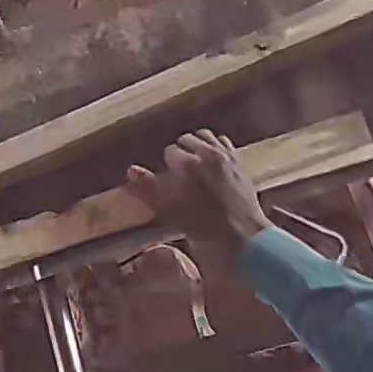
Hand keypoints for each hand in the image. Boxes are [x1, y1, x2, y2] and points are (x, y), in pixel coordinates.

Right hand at [126, 131, 272, 257]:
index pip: (169, 152)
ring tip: (195, 162)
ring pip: (205, 136)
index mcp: (187, 165)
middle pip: (186, 139)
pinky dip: (215, 146)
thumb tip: (130, 170)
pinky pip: (223, 142)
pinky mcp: (239, 160)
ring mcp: (225, 155)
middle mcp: (206, 153)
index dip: (167, 166)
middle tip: (181, 172)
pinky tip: (212, 161)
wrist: (242, 235)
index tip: (170, 181)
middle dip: (180, 152)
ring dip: (197, 145)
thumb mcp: (170, 211)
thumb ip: (148, 189)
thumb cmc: (203, 226)